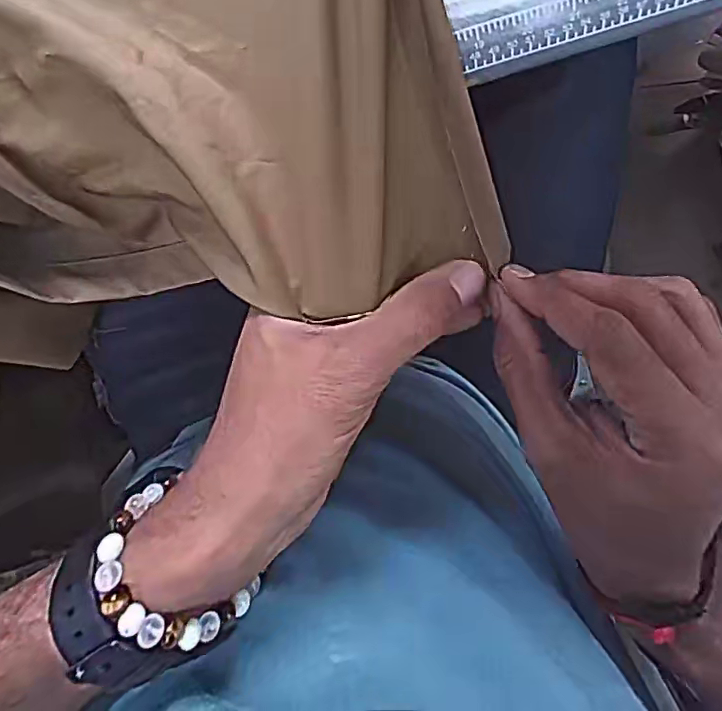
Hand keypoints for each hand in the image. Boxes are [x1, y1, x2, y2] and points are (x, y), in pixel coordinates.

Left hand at [121, 260, 488, 609]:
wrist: (253, 512)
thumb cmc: (285, 434)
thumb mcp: (354, 366)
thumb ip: (411, 318)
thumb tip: (469, 275)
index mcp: (285, 289)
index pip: (339, 239)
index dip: (386, 224)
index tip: (434, 208)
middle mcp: (296, 307)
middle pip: (360, 270)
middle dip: (408, 258)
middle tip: (460, 238)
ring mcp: (312, 340)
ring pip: (371, 303)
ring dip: (412, 295)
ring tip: (462, 275)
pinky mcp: (328, 370)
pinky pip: (374, 333)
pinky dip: (405, 325)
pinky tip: (437, 318)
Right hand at [493, 268, 721, 603]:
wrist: (661, 561)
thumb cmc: (604, 522)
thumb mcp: (549, 451)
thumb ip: (525, 369)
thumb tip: (507, 304)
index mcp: (685, 440)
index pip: (615, 338)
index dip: (557, 301)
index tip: (514, 285)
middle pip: (647, 307)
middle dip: (577, 287)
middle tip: (529, 288)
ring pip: (673, 297)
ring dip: (609, 285)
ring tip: (564, 297)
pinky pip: (691, 310)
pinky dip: (642, 296)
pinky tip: (608, 307)